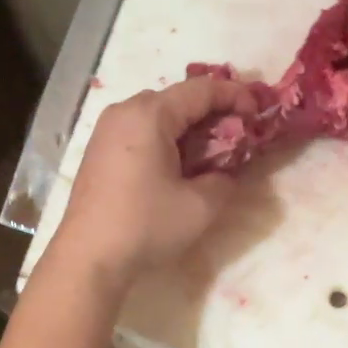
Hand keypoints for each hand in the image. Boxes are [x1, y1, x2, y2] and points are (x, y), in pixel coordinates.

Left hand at [55, 77, 254, 279]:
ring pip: (157, 118)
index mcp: (150, 114)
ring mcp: (106, 132)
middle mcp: (124, 112)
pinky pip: (139, 135)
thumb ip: (225, 180)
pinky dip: (164, 143)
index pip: (202, 89)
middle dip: (211, 114)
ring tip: (211, 154)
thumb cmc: (145, 226)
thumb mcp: (200, 207)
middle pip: (177, 100)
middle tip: (238, 135)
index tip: (258, 114)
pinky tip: (177, 168)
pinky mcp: (98, 154)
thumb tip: (228, 173)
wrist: (88, 258)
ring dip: (187, 131)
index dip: (236, 96)